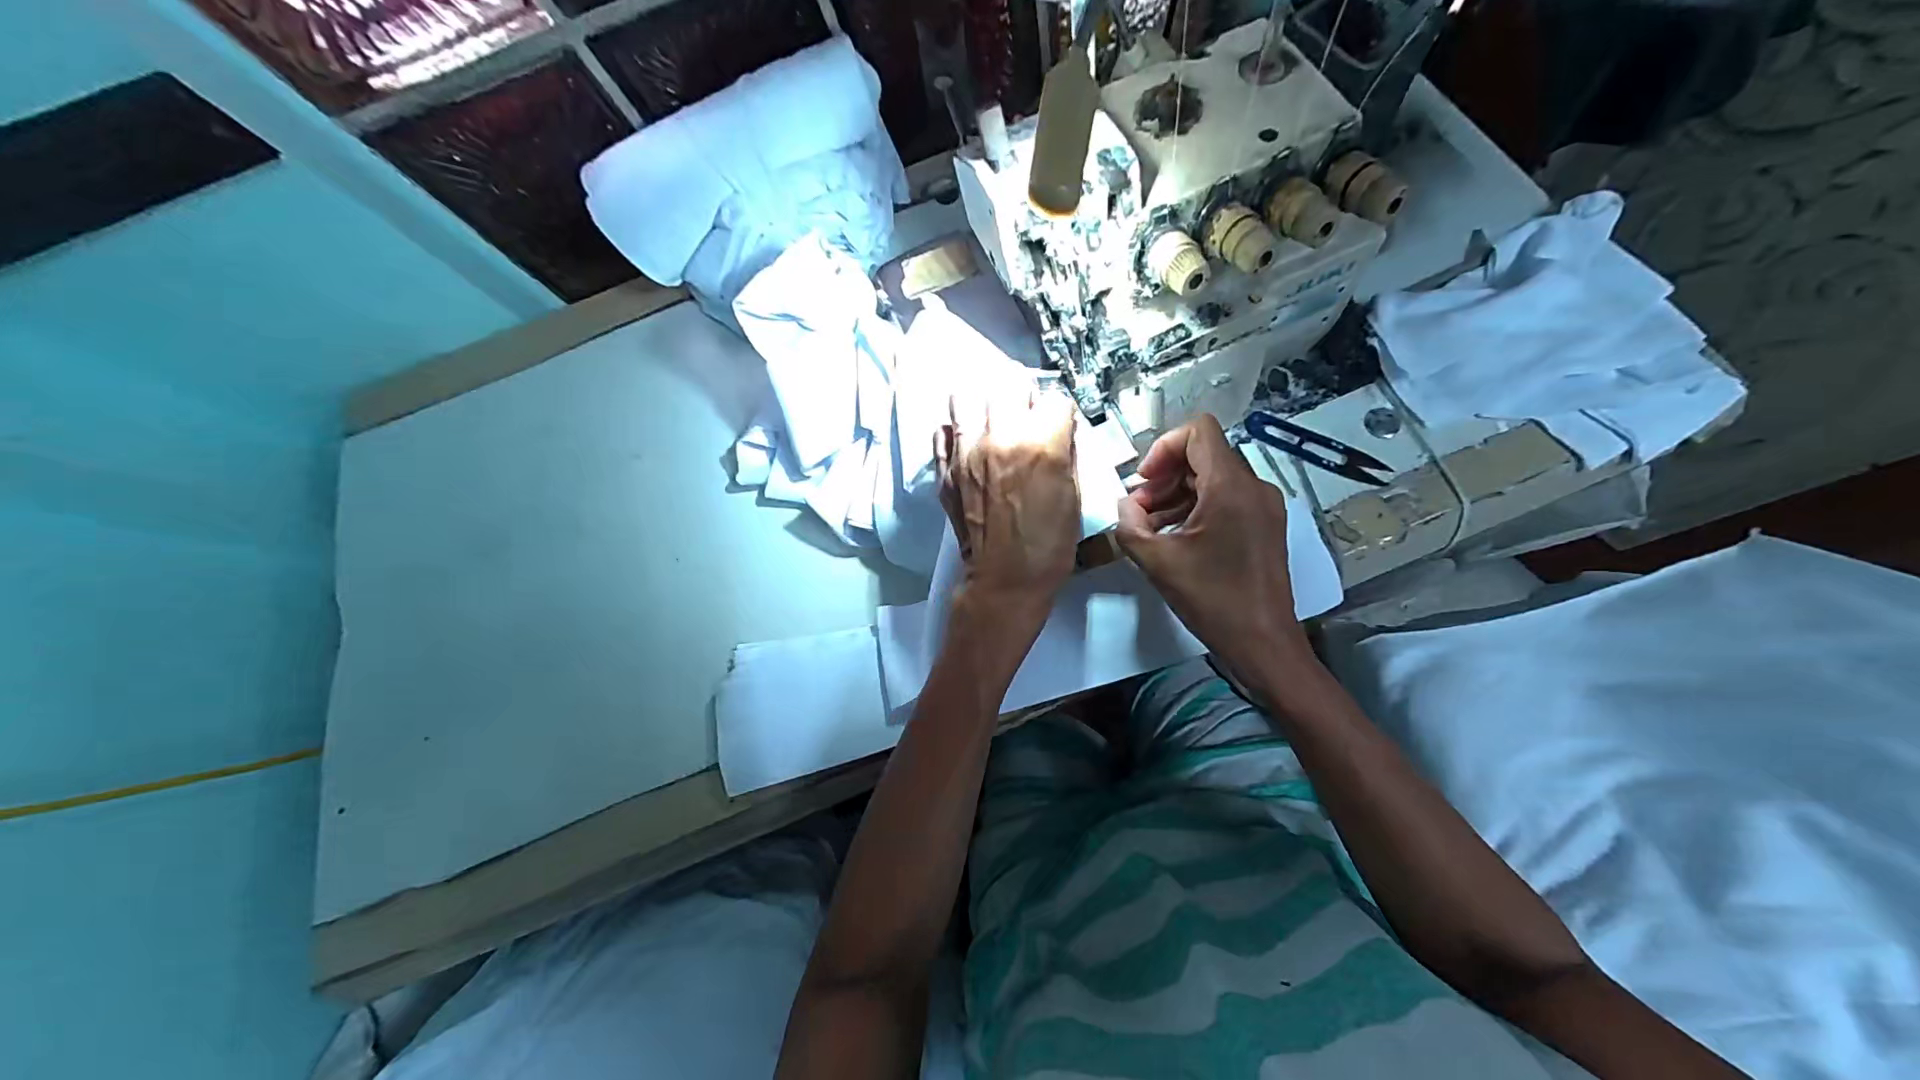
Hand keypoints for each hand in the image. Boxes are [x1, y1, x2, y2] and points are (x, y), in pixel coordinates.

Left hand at [935, 387, 1079, 631]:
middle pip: (1008, 384)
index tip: (1058, 423)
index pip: (1053, 398)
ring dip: (983, 402)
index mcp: (1040, 444)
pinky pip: (943, 432)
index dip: (1059, 411)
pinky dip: (956, 431)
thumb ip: (1066, 454)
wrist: (1006, 579)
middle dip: (1021, 395)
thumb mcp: (1074, 495)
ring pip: (966, 396)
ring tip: (992, 418)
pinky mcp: (946, 471)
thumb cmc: (1048, 545)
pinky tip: (969, 442)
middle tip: (1025, 413)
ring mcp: (966, 453)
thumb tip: (1059, 432)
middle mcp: (999, 439)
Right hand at [1114, 414, 1307, 683]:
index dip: (1162, 448)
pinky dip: (1197, 507)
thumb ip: (1130, 525)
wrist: (1263, 642)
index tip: (1143, 481)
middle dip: (1165, 475)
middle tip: (1139, 509)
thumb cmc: (1212, 600)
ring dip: (1177, 493)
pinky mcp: (1266, 524)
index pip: (1197, 431)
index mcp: (1230, 487)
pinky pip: (1227, 498)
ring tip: (1151, 526)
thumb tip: (1125, 507)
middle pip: (1204, 454)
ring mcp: (1264, 506)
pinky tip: (1175, 536)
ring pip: (1214, 477)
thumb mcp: (1156, 561)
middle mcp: (1254, 487)